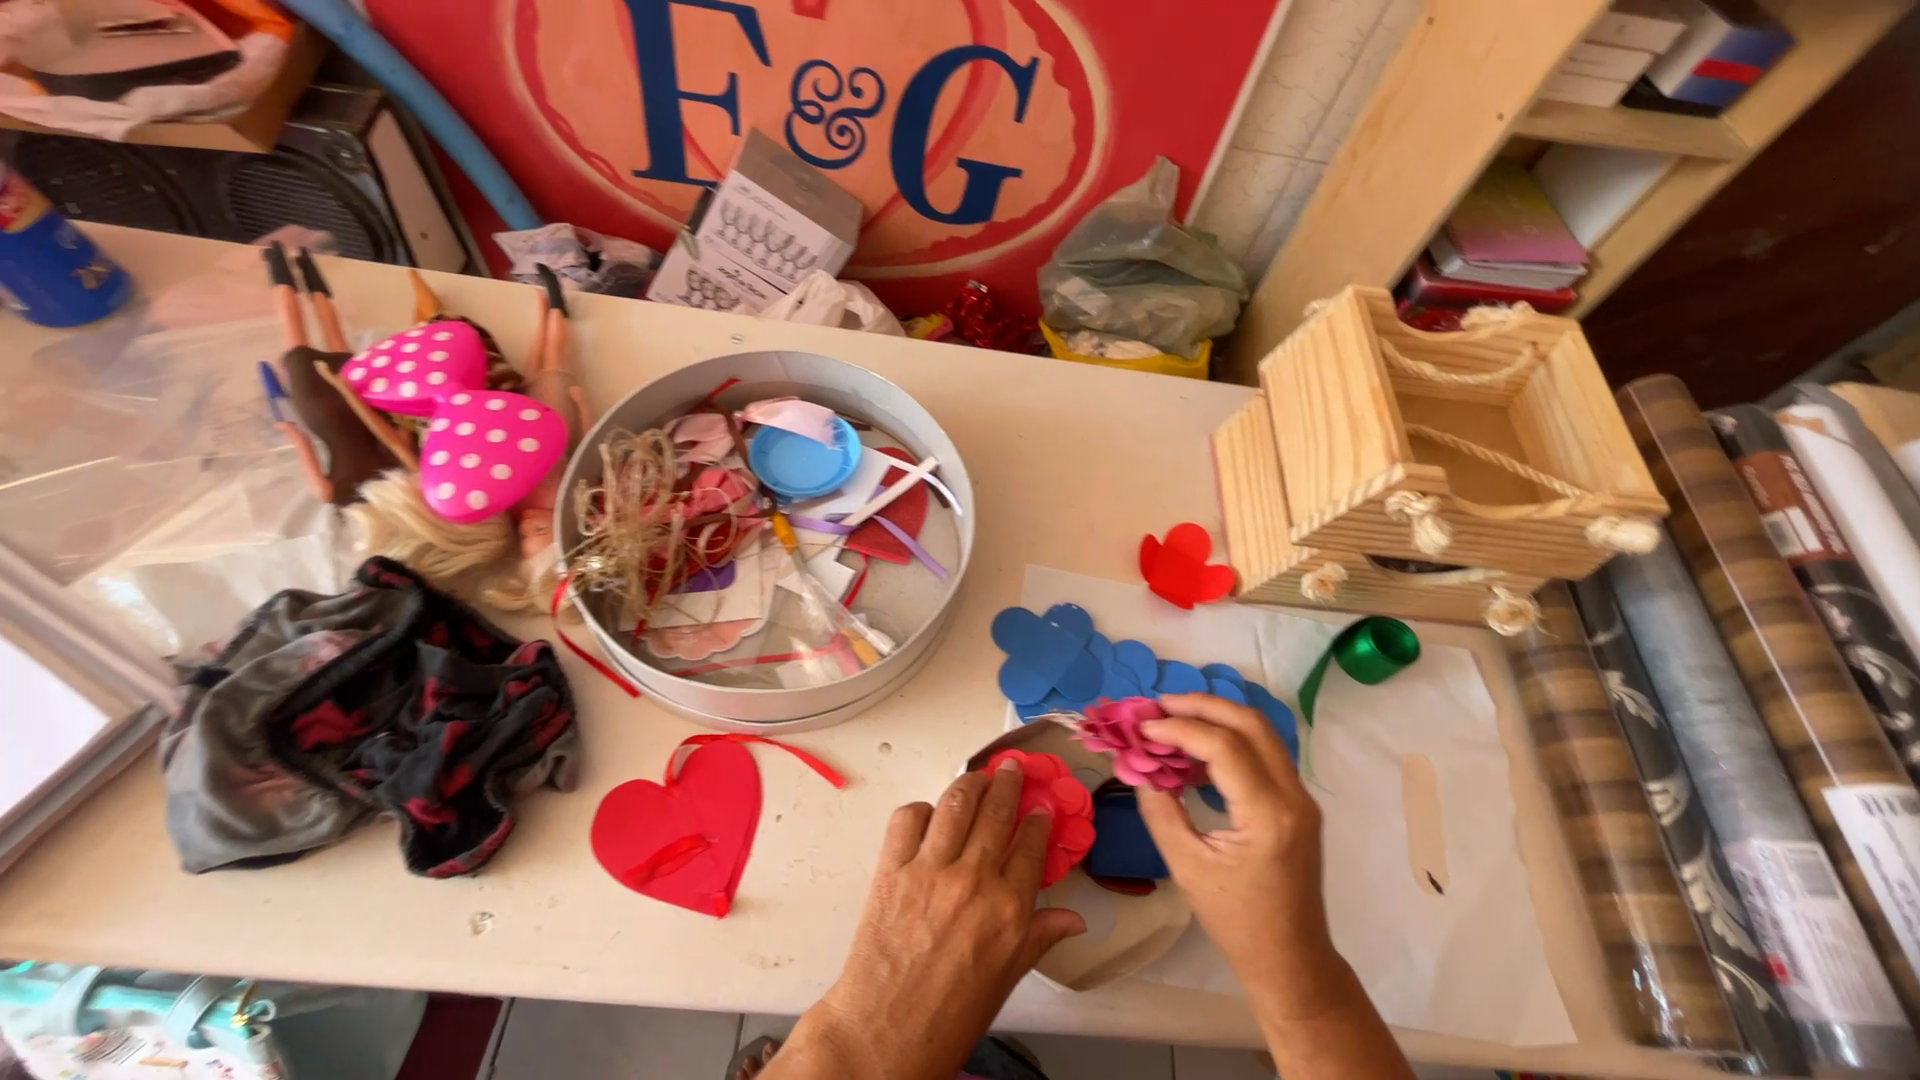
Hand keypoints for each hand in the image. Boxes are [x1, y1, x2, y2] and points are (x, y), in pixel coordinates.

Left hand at [779, 758, 1086, 1079]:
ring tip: (979, 776)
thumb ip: (1039, 936)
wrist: (885, 1031)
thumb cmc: (950, 1014)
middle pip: (997, 812)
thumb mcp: (1007, 977)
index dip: (1039, 820)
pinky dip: (921, 809)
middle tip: (1012, 771)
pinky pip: (908, 820)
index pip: (1032, 845)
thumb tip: (1074, 919)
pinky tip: (930, 815)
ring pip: (956, 804)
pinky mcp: (892, 869)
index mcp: (1009, 908)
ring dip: (971, 783)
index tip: (1042, 807)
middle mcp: (974, 880)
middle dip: (1008, 784)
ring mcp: (930, 870)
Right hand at [1135, 693, 1344, 1021]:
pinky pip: (1264, 755)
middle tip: (1160, 705)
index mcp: (1268, 815)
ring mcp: (1301, 798)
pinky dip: (1230, 741)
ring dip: (1217, 719)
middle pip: (1251, 724)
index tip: (1143, 728)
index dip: (1179, 729)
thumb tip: (1138, 768)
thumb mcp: (1186, 866)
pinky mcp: (1297, 804)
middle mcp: (1293, 797)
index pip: (1223, 746)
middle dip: (1203, 705)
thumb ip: (1160, 809)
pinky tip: (1195, 753)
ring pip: (1262, 734)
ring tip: (1173, 720)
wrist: (1291, 960)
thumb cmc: (1236, 921)